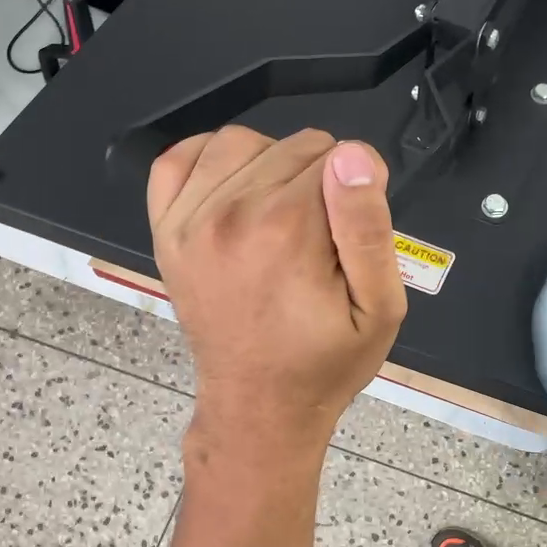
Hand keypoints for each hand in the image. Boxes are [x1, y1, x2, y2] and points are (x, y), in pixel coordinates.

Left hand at [147, 126, 406, 464]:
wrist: (260, 406)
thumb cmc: (328, 360)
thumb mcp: (379, 306)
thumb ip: (369, 227)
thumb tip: (353, 155)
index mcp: (289, 231)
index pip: (340, 157)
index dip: (362, 188)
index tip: (358, 234)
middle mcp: (231, 214)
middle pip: (296, 147)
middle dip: (325, 179)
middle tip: (328, 237)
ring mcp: (190, 219)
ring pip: (244, 141)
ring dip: (275, 163)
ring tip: (289, 211)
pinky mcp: (166, 229)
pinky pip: (179, 157)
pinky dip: (212, 159)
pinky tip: (238, 188)